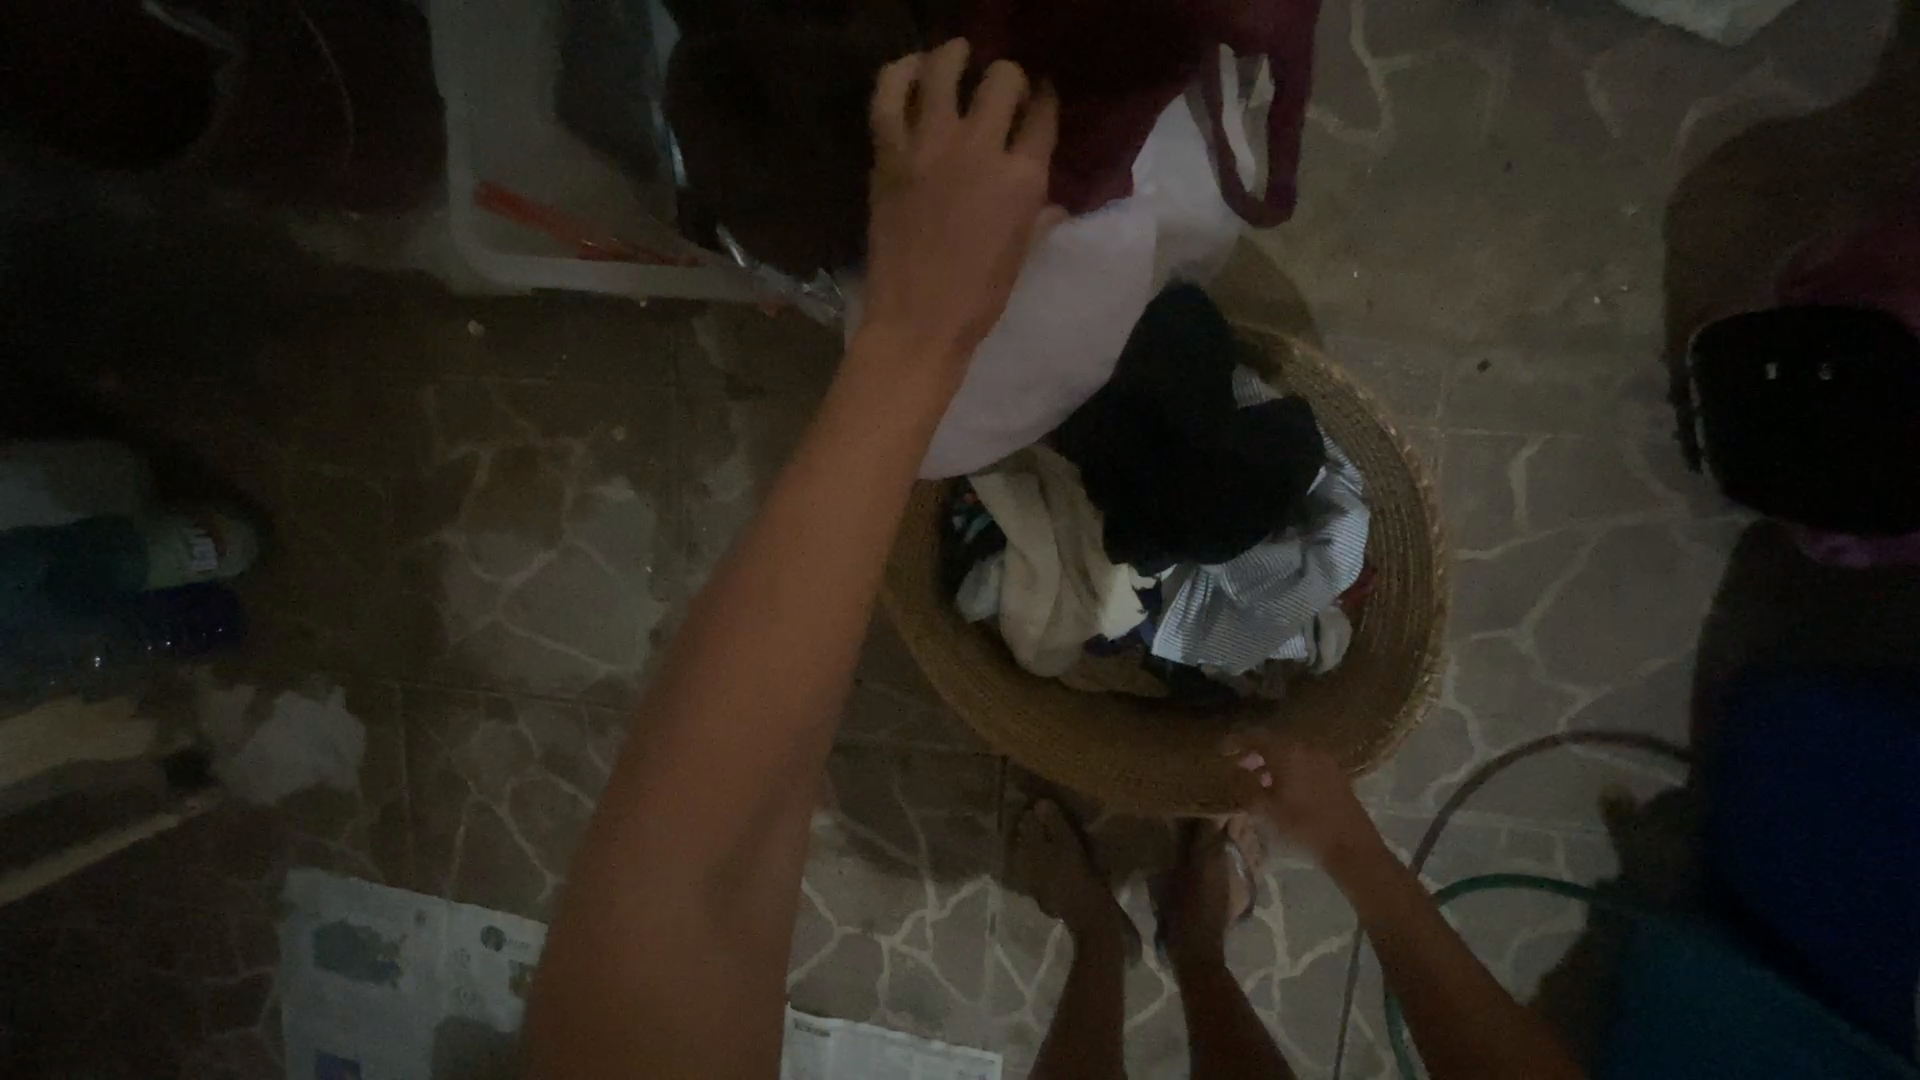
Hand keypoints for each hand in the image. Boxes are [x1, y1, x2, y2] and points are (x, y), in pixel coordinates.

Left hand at [861, 39, 1061, 367]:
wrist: (918, 323)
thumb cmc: (977, 301)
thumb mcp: (1019, 257)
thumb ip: (1036, 218)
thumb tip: (1050, 202)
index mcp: (1022, 179)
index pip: (1043, 116)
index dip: (1044, 100)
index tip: (1040, 100)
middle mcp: (980, 150)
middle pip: (1002, 81)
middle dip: (1008, 77)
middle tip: (1001, 87)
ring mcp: (930, 148)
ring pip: (943, 70)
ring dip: (954, 55)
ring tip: (957, 56)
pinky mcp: (889, 156)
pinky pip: (887, 95)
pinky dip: (898, 74)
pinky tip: (909, 71)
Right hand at [1225, 731, 1381, 866]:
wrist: (1353, 848)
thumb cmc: (1304, 827)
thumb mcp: (1266, 812)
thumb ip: (1248, 790)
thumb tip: (1240, 777)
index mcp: (1286, 752)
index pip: (1254, 736)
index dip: (1235, 741)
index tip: (1222, 751)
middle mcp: (1306, 748)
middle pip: (1274, 742)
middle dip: (1255, 752)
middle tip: (1240, 767)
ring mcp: (1325, 761)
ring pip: (1292, 753)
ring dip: (1274, 762)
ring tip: (1261, 782)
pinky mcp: (1337, 775)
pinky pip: (1307, 763)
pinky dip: (1292, 769)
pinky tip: (1285, 790)